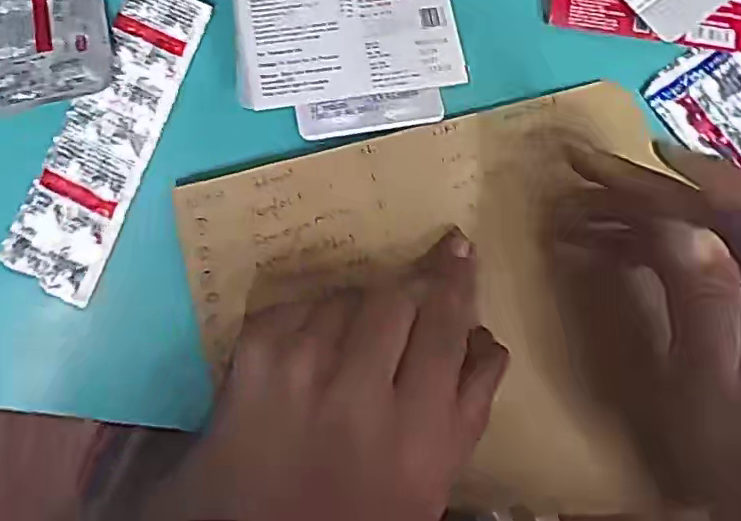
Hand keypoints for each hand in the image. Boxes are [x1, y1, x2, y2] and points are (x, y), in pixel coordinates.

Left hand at [144, 229, 509, 520]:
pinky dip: (309, 320)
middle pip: (394, 297)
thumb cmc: (351, 507)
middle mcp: (356, 390)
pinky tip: (306, 357)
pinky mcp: (255, 345)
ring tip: (345, 354)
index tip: (458, 246)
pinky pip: (299, 303)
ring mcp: (298, 361)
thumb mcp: (427, 481)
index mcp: (413, 436)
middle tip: (406, 301)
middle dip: (405, 293)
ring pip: (345, 296)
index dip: (453, 280)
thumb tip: (486, 336)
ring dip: (354, 312)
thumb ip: (465, 408)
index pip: (442, 328)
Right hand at [565, 145, 740, 520]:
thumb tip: (683, 227)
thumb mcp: (718, 406)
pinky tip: (614, 246)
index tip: (668, 159)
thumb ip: (706, 313)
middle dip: (675, 203)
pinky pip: (735, 286)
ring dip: (661, 229)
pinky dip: (673, 262)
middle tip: (597, 173)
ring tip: (585, 209)